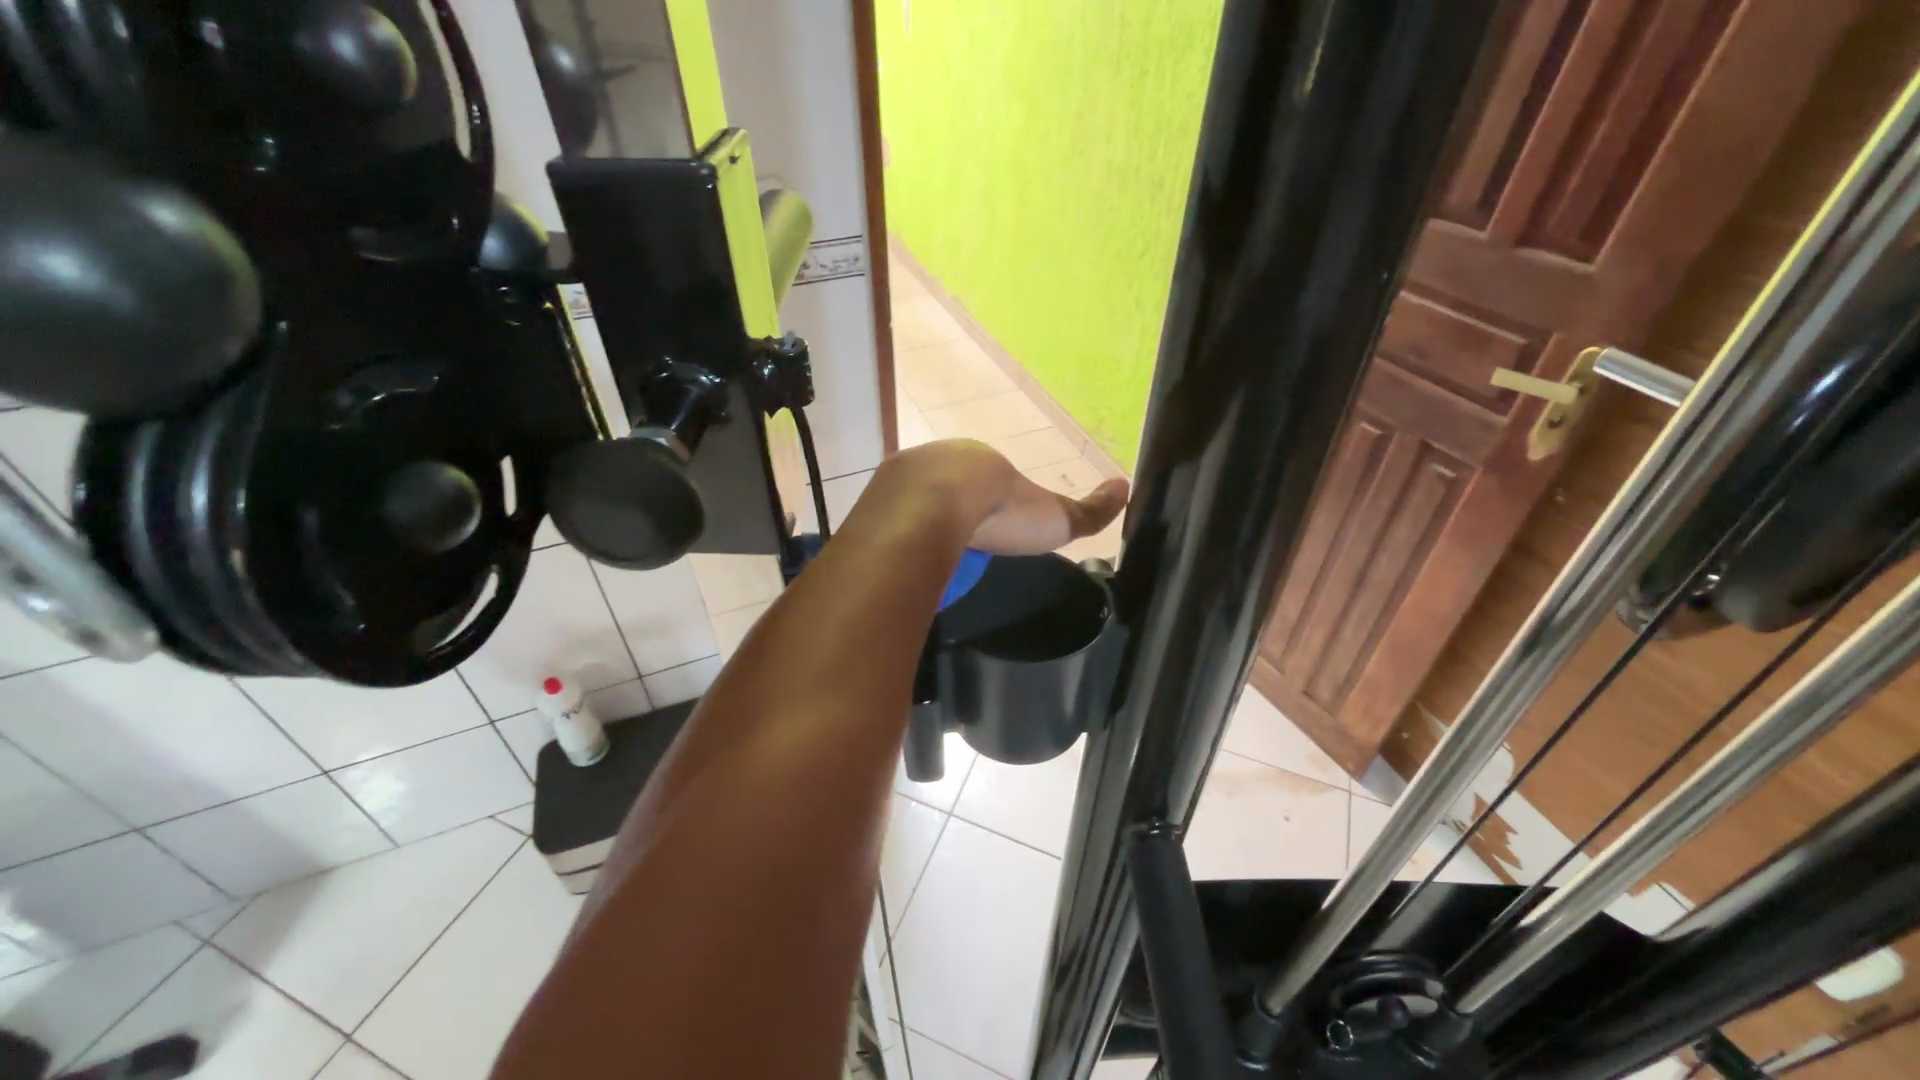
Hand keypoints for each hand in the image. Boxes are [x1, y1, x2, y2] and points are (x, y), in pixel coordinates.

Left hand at [878, 439, 1128, 555]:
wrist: (937, 505)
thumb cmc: (1001, 510)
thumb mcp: (1054, 517)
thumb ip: (1089, 510)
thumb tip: (1125, 487)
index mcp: (978, 464)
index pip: (982, 483)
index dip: (987, 506)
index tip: (989, 532)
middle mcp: (937, 462)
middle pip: (943, 491)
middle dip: (949, 515)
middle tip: (955, 548)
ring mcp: (901, 479)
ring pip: (910, 503)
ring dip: (917, 526)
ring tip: (926, 560)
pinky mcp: (875, 501)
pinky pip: (885, 520)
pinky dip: (894, 538)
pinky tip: (901, 560)